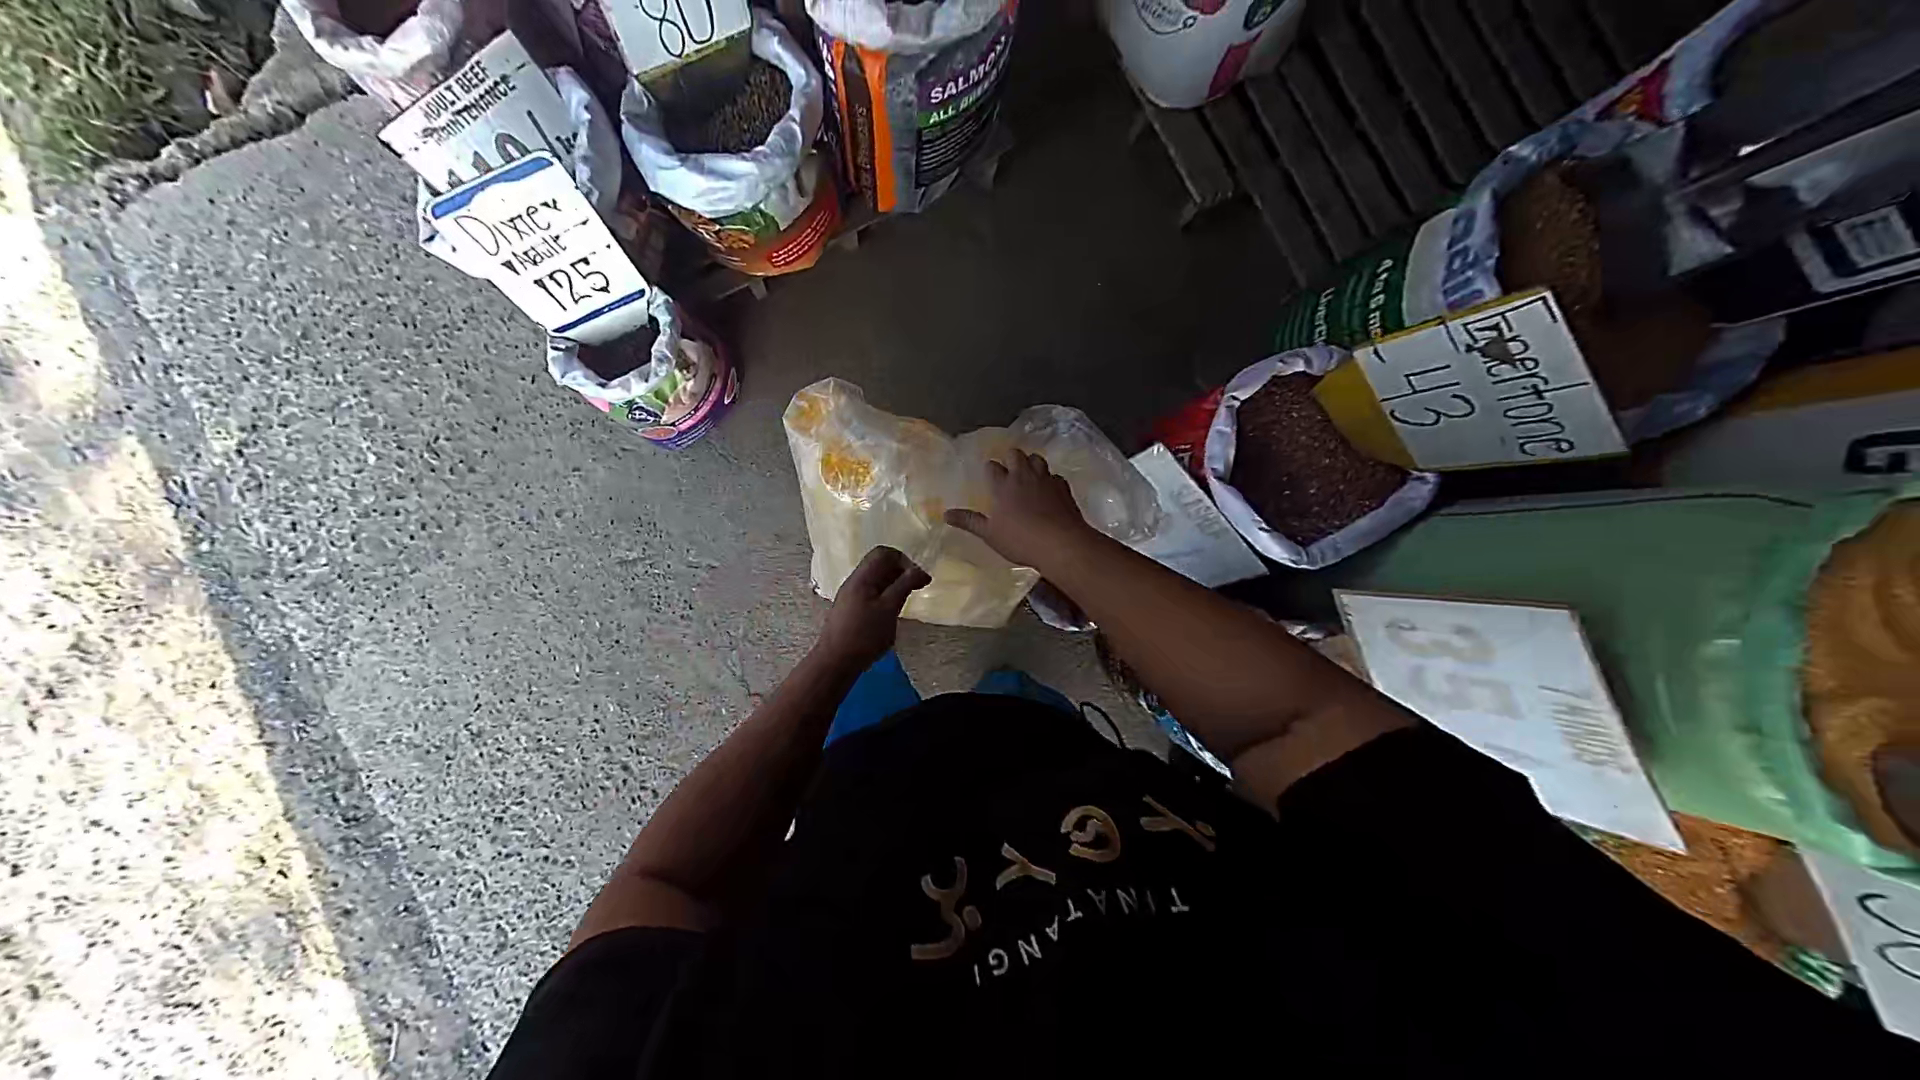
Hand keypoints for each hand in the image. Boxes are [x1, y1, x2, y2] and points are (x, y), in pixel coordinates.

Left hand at [817, 546, 929, 667]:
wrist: (836, 662)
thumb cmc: (864, 635)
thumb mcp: (890, 608)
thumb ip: (905, 585)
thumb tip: (921, 570)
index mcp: (862, 577)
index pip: (883, 553)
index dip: (903, 560)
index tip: (916, 577)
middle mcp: (854, 582)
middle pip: (878, 565)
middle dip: (900, 572)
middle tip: (914, 589)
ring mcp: (850, 596)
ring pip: (875, 580)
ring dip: (893, 585)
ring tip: (904, 601)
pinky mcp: (850, 610)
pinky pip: (871, 593)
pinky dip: (884, 596)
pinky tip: (890, 613)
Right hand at [944, 450, 1095, 570]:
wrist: (1060, 543)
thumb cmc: (1020, 539)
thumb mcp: (990, 534)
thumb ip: (969, 521)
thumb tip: (945, 514)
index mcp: (1002, 485)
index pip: (992, 467)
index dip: (990, 469)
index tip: (989, 474)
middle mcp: (1023, 476)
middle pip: (1015, 454)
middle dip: (1010, 458)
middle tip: (1009, 468)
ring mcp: (1045, 479)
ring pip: (1037, 459)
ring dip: (1031, 463)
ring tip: (1028, 474)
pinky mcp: (1063, 487)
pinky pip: (1055, 476)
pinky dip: (1050, 479)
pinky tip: (1049, 490)